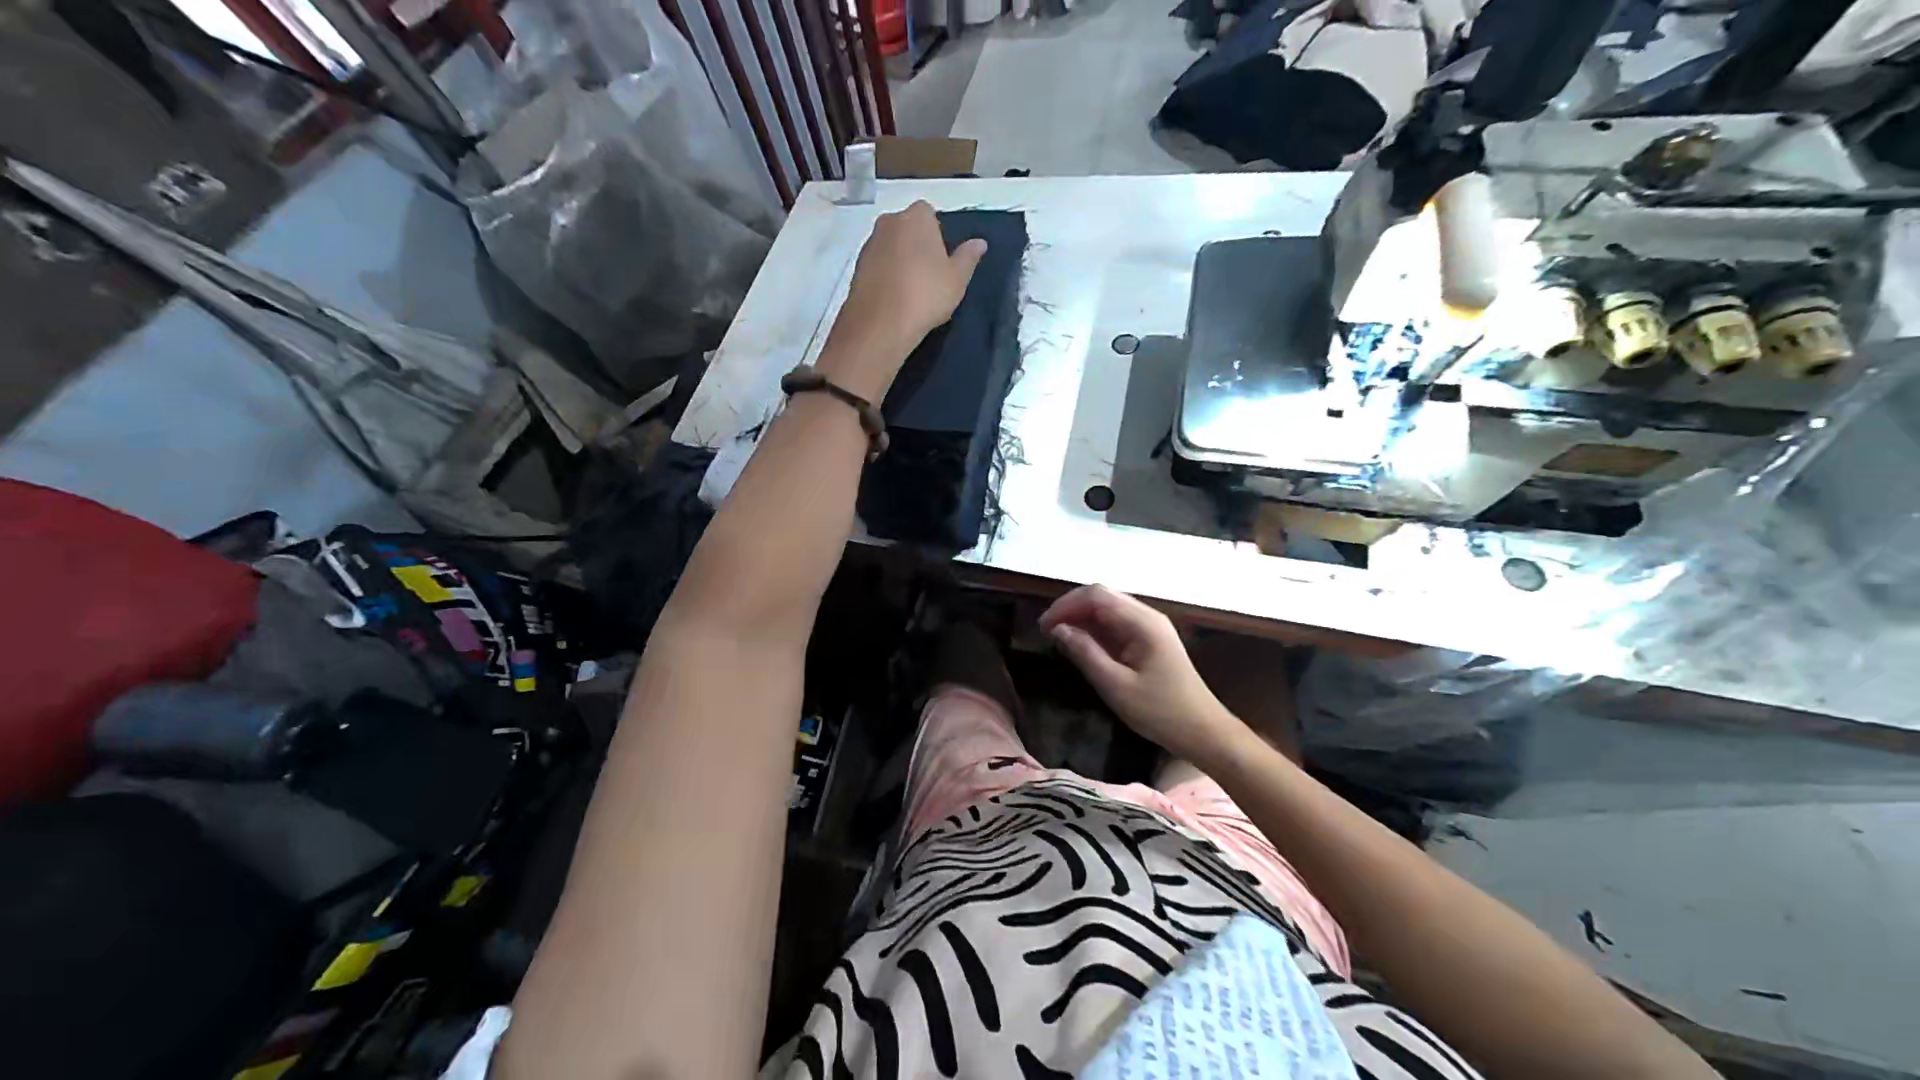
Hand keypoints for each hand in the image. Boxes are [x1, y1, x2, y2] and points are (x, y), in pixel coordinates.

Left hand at [817, 200, 987, 400]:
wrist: (880, 325)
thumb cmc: (926, 295)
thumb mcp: (957, 278)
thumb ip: (968, 257)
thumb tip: (980, 242)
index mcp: (916, 216)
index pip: (929, 214)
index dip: (937, 235)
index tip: (942, 259)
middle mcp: (889, 222)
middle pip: (907, 228)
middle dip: (917, 245)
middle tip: (930, 276)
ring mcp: (869, 244)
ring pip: (891, 247)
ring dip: (900, 261)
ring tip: (911, 291)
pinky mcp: (856, 268)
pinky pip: (878, 266)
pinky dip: (886, 276)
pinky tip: (894, 299)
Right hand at [1039, 585, 1248, 766]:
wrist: (1203, 732)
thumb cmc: (1161, 712)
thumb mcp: (1116, 686)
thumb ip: (1085, 653)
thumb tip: (1058, 630)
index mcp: (1142, 622)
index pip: (1096, 595)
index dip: (1065, 605)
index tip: (1043, 627)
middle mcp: (1146, 617)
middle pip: (1101, 598)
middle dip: (1070, 610)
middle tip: (1045, 632)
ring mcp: (1149, 628)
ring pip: (1107, 611)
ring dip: (1080, 620)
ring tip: (1057, 638)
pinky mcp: (1148, 641)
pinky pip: (1116, 626)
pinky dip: (1094, 631)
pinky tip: (1079, 646)